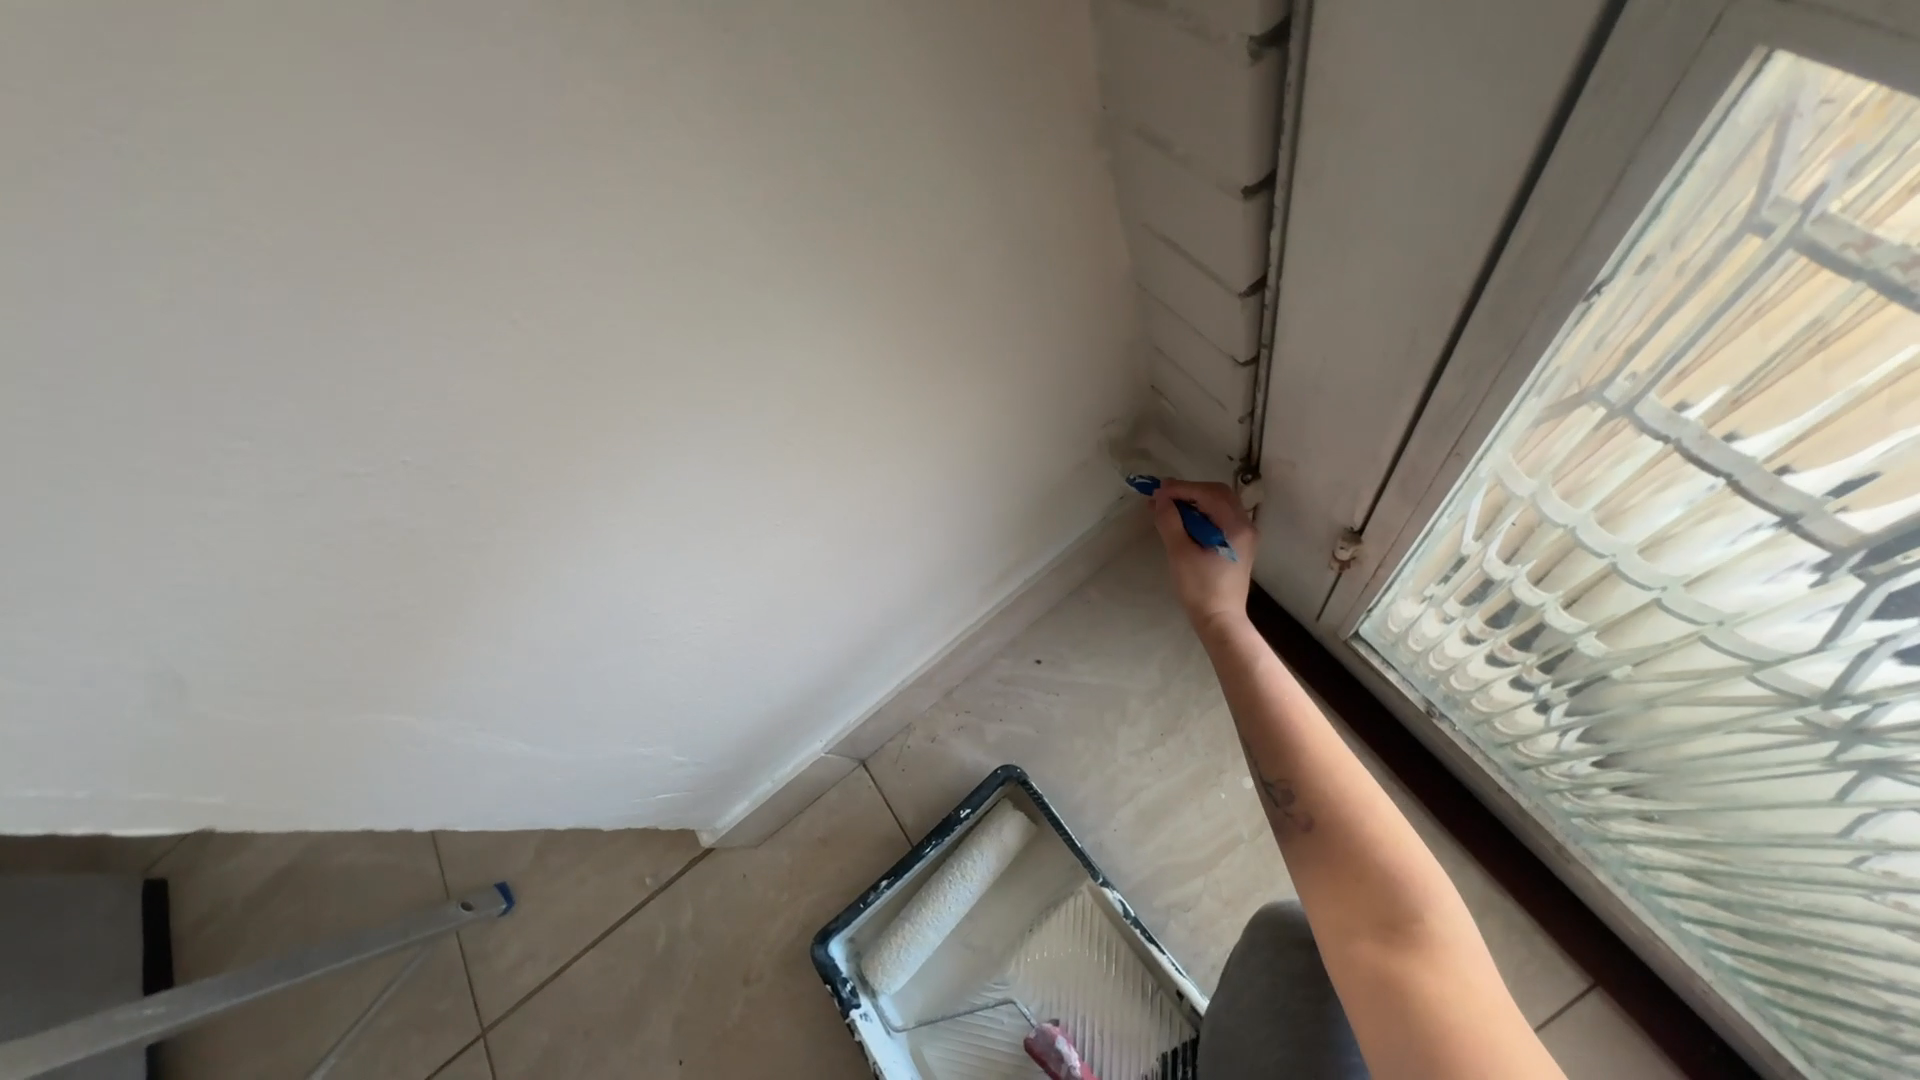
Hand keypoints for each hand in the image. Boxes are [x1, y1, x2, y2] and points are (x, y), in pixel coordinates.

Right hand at [1149, 478, 1256, 628]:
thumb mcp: (1180, 553)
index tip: (1157, 491)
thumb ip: (1170, 522)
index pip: (1208, 494)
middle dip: (1188, 491)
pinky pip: (1219, 518)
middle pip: (1217, 494)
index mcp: (1236, 526)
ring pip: (1218, 505)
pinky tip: (1181, 521)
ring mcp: (1243, 535)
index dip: (1181, 489)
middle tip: (1162, 497)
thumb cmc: (1200, 589)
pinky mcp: (1237, 544)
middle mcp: (1245, 525)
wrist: (1220, 620)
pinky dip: (1200, 514)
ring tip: (1166, 507)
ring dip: (1193, 501)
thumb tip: (1160, 498)